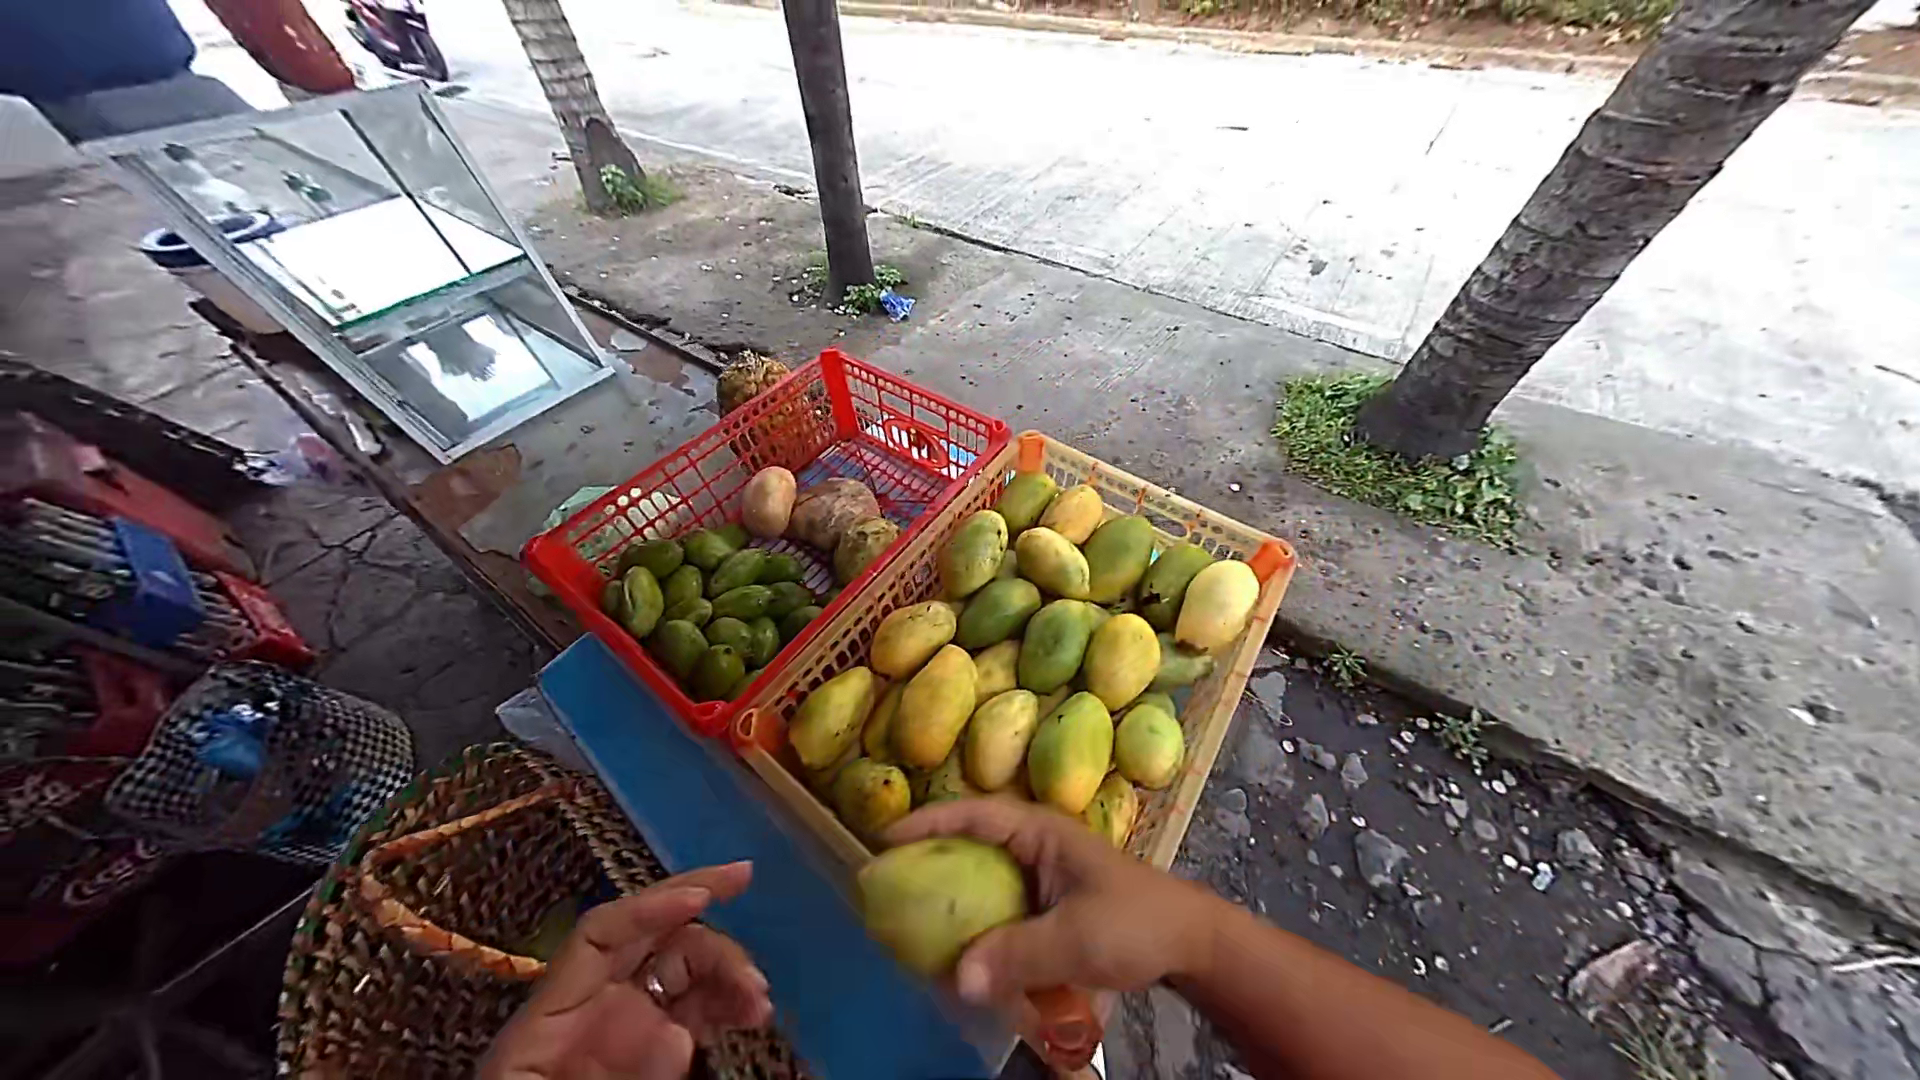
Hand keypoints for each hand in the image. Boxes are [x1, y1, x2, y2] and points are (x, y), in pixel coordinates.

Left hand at [480, 862, 772, 1079]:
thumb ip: (619, 1067)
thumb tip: (678, 1038)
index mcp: (555, 1012)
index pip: (603, 932)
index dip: (653, 906)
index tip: (702, 899)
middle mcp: (598, 1002)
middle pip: (658, 935)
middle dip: (708, 918)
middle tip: (748, 922)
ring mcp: (630, 1024)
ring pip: (688, 964)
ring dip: (728, 969)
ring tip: (758, 1000)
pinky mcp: (656, 1046)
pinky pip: (699, 1005)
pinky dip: (729, 1000)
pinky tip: (752, 1012)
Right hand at [885, 798, 1231, 1006]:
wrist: (1188, 942)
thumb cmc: (1135, 922)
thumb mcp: (1078, 938)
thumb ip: (1019, 955)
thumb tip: (957, 979)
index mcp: (1038, 831)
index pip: (975, 814)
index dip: (929, 822)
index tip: (887, 839)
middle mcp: (1033, 845)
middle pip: (971, 843)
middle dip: (932, 858)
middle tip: (890, 883)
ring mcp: (1039, 874)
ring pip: (983, 877)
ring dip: (952, 895)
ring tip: (913, 919)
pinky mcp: (1045, 904)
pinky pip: (999, 907)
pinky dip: (977, 923)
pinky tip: (962, 953)